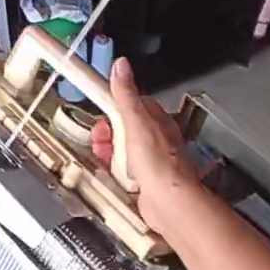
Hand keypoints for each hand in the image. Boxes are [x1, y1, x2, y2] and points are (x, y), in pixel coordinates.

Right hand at [90, 58, 198, 233]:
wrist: (169, 202)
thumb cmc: (160, 165)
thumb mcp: (137, 123)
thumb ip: (126, 95)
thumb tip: (121, 66)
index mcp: (155, 120)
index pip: (129, 104)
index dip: (111, 108)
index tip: (99, 115)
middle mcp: (154, 139)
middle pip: (122, 128)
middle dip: (107, 135)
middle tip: (102, 142)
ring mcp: (149, 160)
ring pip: (121, 151)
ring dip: (110, 155)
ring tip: (110, 160)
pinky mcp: (143, 180)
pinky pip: (123, 171)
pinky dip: (116, 173)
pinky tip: (117, 176)